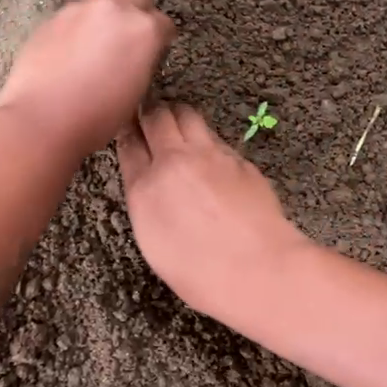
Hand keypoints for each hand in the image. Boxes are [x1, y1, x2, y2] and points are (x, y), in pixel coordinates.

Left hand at [0, 0, 175, 157]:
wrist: (40, 119)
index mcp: (143, 29)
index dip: (160, 38)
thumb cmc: (96, 116)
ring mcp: (80, 8)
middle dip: (139, 6)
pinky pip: (75, 14)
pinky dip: (78, 27)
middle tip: (128, 35)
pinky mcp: (52, 16)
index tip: (152, 51)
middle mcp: (114, 8)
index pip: (163, 22)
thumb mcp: (136, 90)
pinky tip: (69, 54)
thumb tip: (137, 52)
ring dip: (105, 16)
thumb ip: (142, 58)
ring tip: (93, 48)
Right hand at [116, 103, 314, 317]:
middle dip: (150, 112)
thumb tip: (148, 184)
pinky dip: (205, 138)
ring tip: (177, 123)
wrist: (259, 268)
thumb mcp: (154, 244)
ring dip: (178, 115)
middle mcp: (175, 161)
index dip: (126, 130)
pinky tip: (209, 155)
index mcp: (146, 187)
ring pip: (187, 115)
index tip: (127, 125)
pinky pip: (215, 137)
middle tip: (149, 115)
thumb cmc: (202, 273)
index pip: (129, 143)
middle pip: (156, 117)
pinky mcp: (237, 158)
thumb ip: (146, 203)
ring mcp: (210, 155)